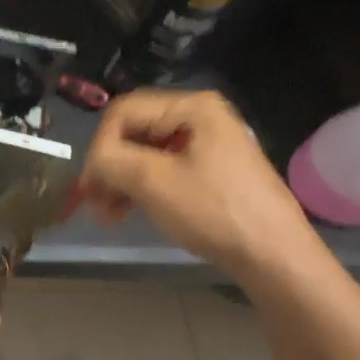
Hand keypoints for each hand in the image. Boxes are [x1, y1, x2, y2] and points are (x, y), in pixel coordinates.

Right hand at [82, 89, 321, 277]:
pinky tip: (127, 212)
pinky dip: (139, 188)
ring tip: (108, 215)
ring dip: (119, 181)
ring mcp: (206, 143)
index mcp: (192, 107)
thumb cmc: (213, 211)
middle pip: (133, 132)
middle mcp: (199, 116)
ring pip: (144, 153)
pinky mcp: (208, 169)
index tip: (89, 186)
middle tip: (93, 202)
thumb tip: (90, 162)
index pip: (123, 113)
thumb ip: (111, 161)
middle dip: (108, 167)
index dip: (99, 147)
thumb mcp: (153, 183)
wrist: (271, 253)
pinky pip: (161, 169)